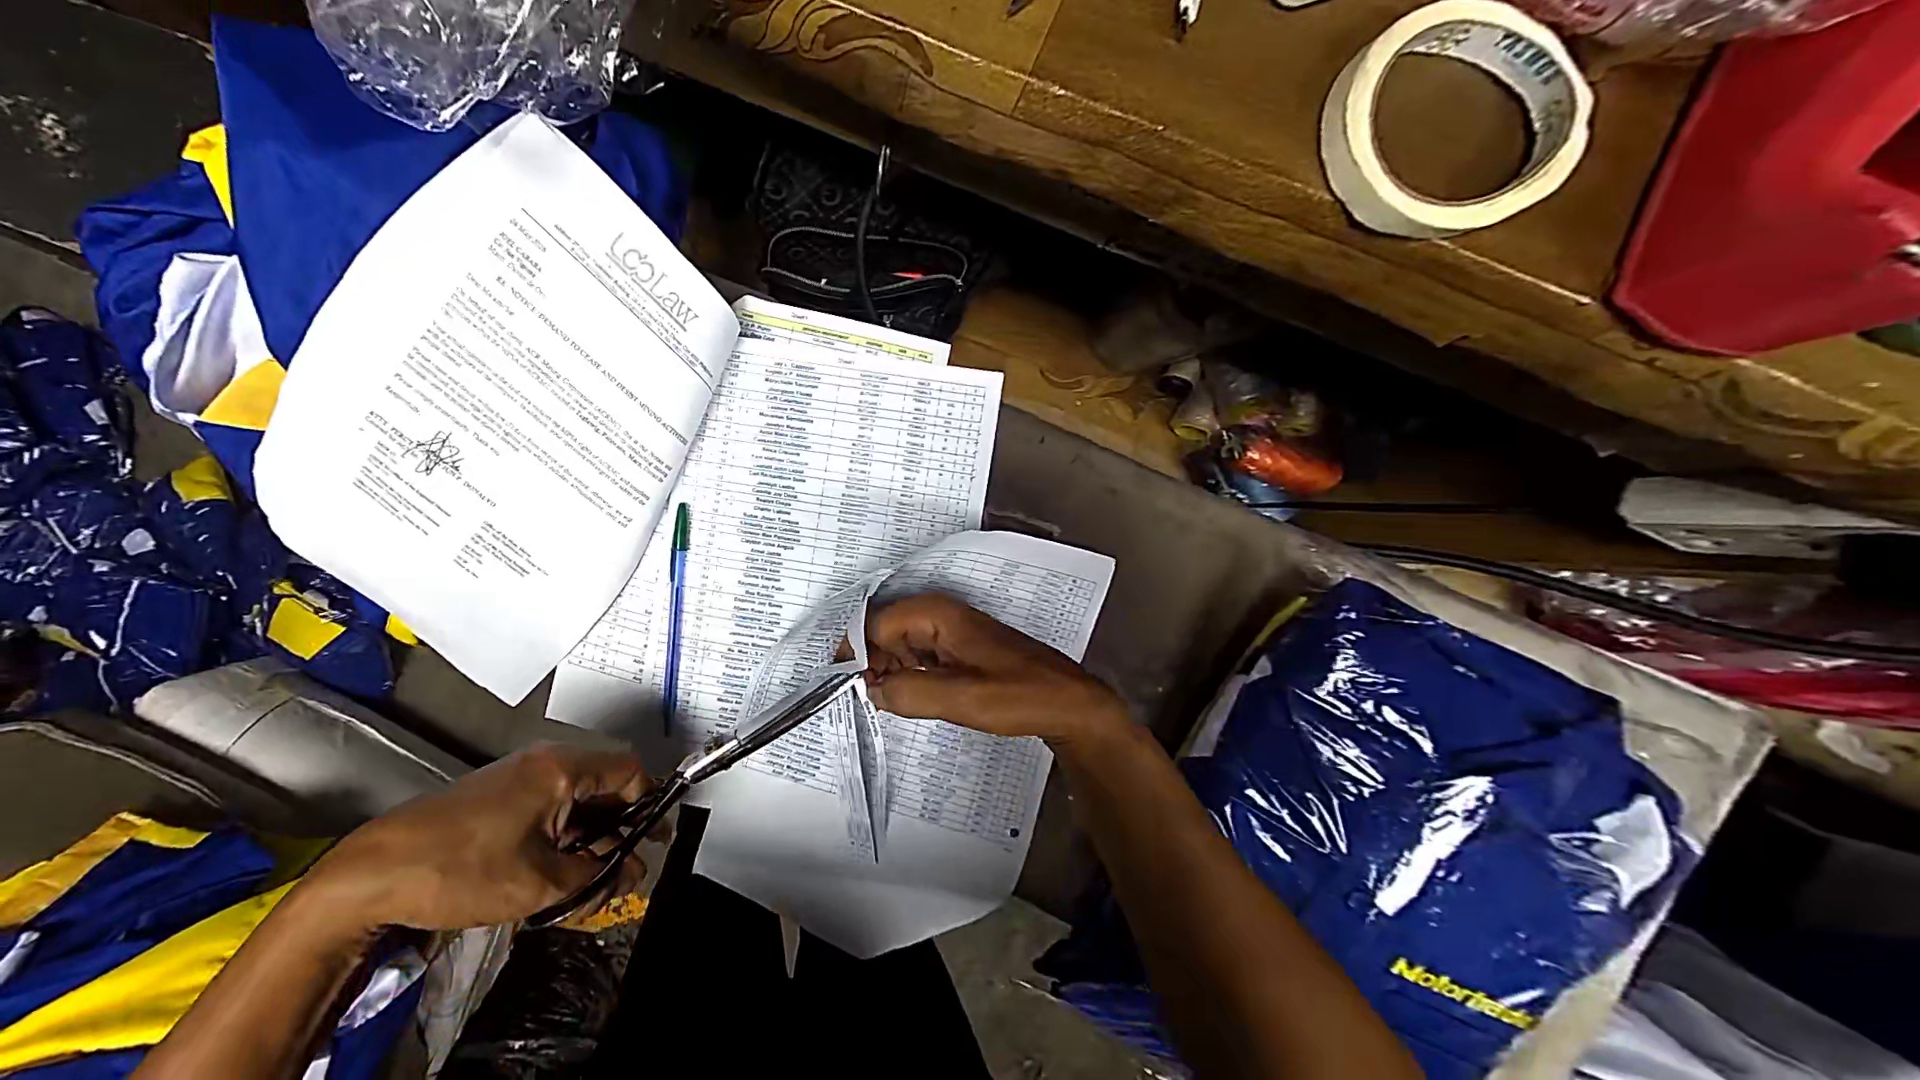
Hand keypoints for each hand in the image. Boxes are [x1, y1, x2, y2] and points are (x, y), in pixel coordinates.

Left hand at [299, 743, 651, 935]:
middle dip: (619, 825)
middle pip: (605, 783)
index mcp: (561, 769)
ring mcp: (517, 775)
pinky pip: (549, 803)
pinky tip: (556, 868)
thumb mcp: (541, 883)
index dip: (650, 803)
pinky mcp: (497, 793)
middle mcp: (543, 761)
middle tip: (622, 864)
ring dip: (590, 833)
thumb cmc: (458, 870)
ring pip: (576, 797)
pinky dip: (563, 831)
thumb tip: (627, 871)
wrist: (369, 877)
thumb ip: (597, 874)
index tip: (653, 836)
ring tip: (588, 876)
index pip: (630, 771)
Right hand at [863, 592, 1128, 745]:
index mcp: (938, 615)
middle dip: (873, 663)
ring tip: (896, 701)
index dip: (855, 652)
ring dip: (890, 671)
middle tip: (876, 698)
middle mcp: (941, 615)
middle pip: (884, 630)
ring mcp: (950, 631)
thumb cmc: (1020, 695)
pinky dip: (908, 675)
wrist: (1067, 702)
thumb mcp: (960, 699)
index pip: (875, 622)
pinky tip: (916, 698)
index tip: (847, 684)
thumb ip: (909, 693)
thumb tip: (872, 689)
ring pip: (900, 644)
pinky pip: (919, 656)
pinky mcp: (958, 649)